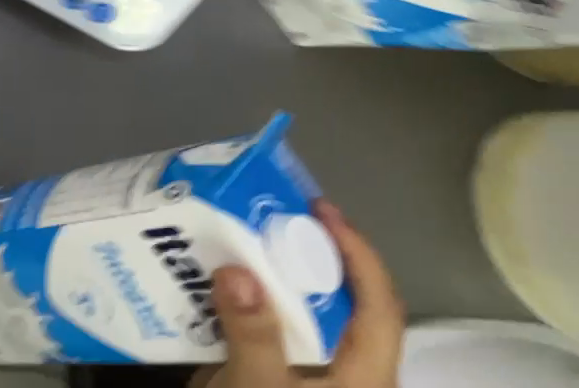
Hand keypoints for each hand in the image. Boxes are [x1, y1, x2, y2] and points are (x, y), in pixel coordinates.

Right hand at [190, 201, 403, 387]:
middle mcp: (344, 372)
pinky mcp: (270, 374)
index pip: (378, 307)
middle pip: (337, 302)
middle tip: (261, 213)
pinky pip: (261, 321)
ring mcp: (305, 374)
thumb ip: (255, 336)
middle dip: (303, 253)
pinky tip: (203, 276)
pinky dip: (239, 292)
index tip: (318, 211)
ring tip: (227, 233)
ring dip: (266, 269)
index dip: (357, 256)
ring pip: (296, 309)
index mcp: (364, 378)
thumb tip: (239, 269)